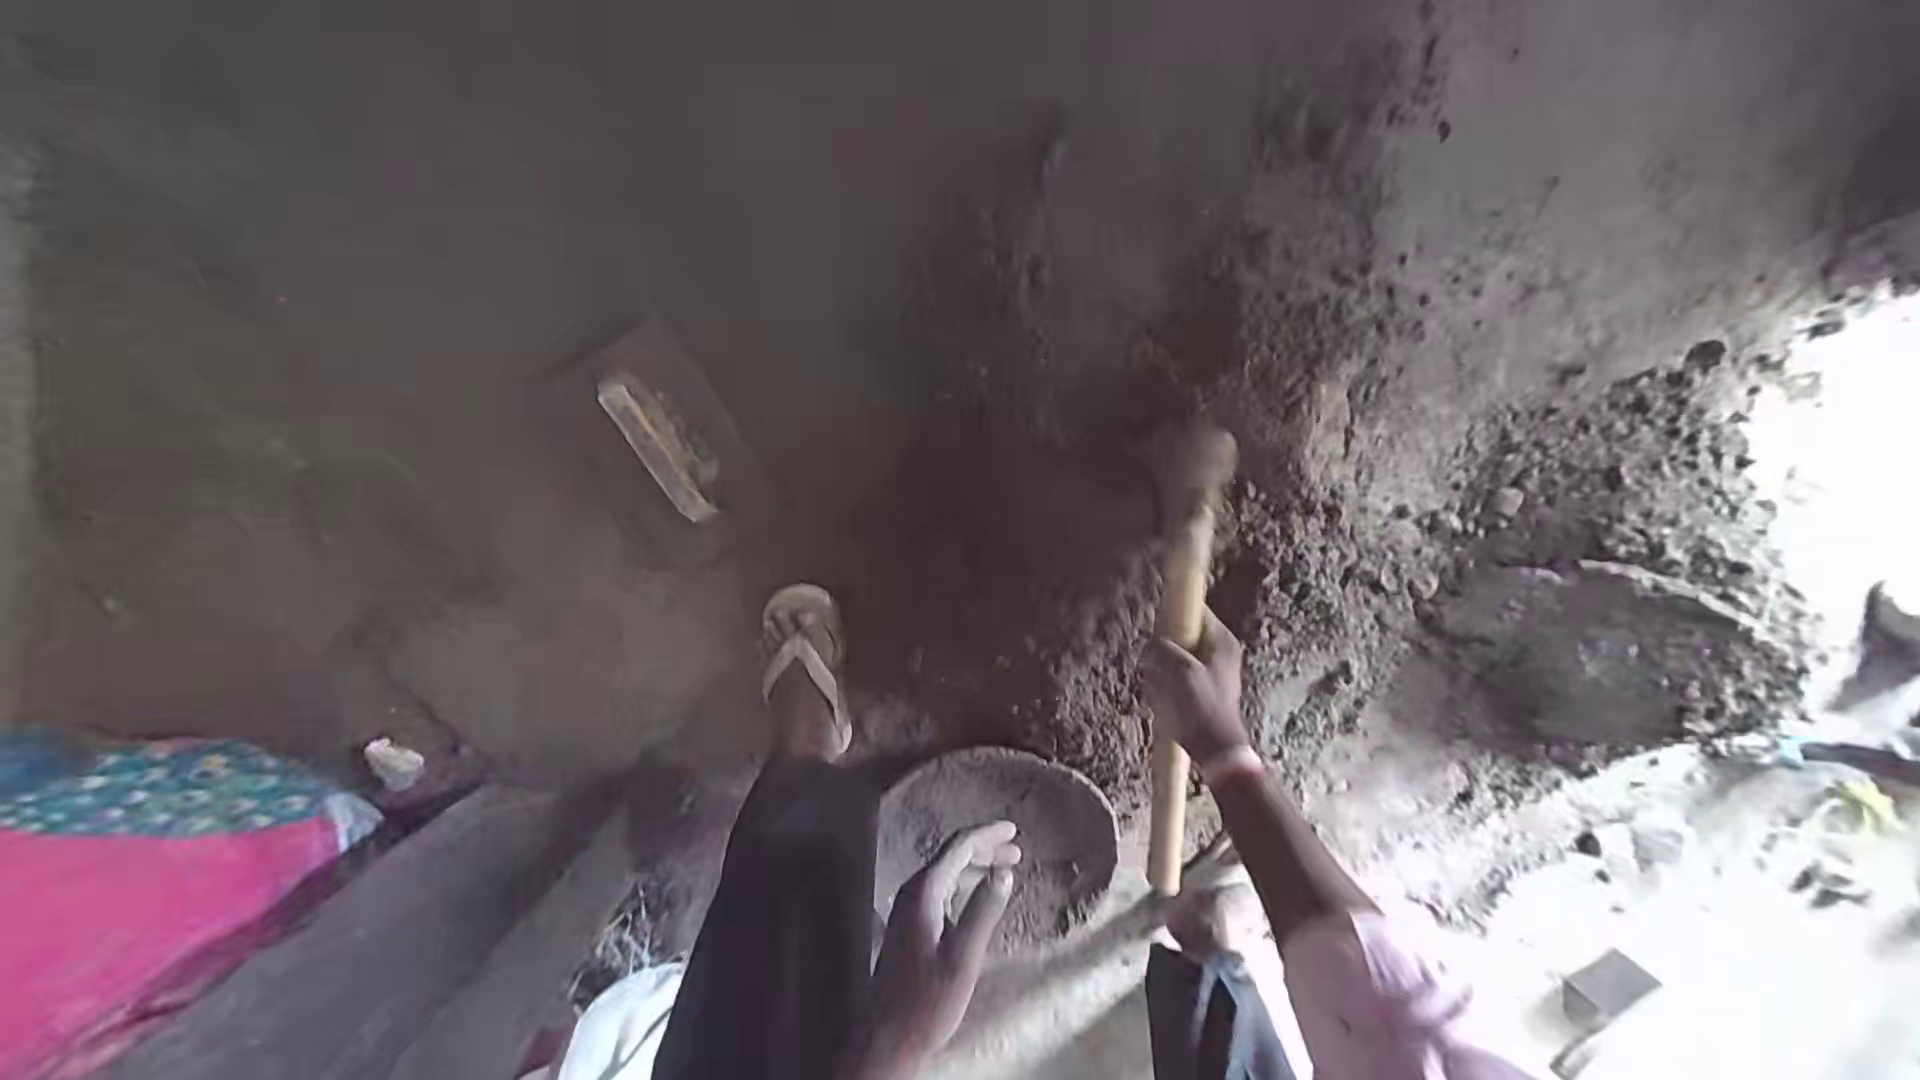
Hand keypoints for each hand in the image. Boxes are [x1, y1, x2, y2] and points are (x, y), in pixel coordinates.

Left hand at [854, 822, 1021, 1077]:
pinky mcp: (911, 921)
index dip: (987, 835)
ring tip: (1005, 868)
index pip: (959, 847)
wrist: (888, 1037)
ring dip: (977, 865)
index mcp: (925, 891)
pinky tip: (980, 893)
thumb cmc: (927, 1000)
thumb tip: (1003, 872)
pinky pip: (943, 888)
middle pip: (952, 854)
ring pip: (948, 871)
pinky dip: (965, 883)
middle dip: (985, 848)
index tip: (1013, 830)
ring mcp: (909, 905)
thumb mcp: (963, 956)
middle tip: (1015, 850)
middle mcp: (914, 890)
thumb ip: (983, 910)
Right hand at [1141, 606, 1248, 766]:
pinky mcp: (1199, 685)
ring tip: (1161, 686)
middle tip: (1159, 665)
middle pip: (1181, 633)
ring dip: (1161, 668)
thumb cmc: (1202, 707)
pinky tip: (1164, 698)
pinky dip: (1165, 682)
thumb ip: (1165, 648)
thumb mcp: (1180, 671)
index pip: (1195, 610)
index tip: (1158, 625)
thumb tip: (1154, 640)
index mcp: (1221, 641)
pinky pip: (1173, 673)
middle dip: (1164, 648)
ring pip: (1173, 654)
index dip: (1174, 613)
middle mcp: (1218, 650)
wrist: (1215, 748)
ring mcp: (1209, 668)